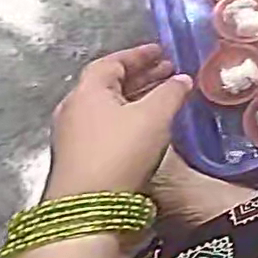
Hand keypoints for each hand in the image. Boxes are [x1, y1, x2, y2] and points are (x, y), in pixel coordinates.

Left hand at [42, 43, 191, 201]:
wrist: (89, 206)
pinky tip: (149, 123)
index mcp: (88, 91)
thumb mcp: (155, 116)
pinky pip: (108, 123)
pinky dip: (130, 115)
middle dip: (140, 75)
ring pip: (109, 105)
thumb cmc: (121, 151)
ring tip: (164, 95)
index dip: (138, 55)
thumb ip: (171, 92)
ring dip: (136, 96)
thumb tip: (182, 79)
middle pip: (109, 83)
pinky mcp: (81, 155)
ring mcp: (75, 134)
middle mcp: (75, 108)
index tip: (161, 51)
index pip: (112, 62)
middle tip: (167, 71)